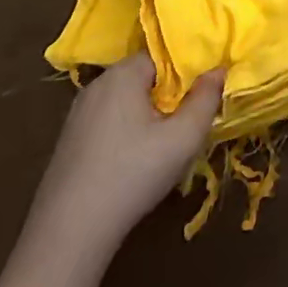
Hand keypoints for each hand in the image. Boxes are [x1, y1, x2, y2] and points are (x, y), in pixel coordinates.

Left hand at [30, 55, 224, 242]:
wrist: (69, 233)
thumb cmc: (133, 174)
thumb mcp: (184, 137)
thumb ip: (207, 98)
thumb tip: (218, 69)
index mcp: (122, 74)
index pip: (163, 54)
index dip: (188, 69)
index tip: (204, 92)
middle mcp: (97, 85)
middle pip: (145, 75)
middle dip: (171, 91)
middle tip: (190, 118)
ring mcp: (78, 112)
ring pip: (127, 98)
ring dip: (150, 111)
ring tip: (167, 140)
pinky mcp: (70, 138)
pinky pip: (110, 118)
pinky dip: (129, 128)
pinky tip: (136, 158)